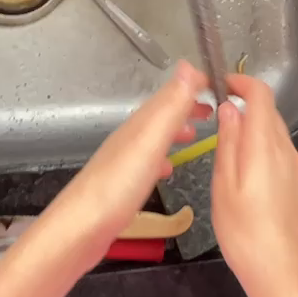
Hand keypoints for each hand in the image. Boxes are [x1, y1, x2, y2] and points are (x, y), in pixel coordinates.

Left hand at [33, 62, 210, 265]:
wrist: (80, 230)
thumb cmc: (118, 185)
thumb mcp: (150, 141)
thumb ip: (170, 106)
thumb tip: (188, 66)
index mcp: (142, 123)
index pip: (172, 92)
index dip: (194, 84)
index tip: (217, 83)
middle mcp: (132, 135)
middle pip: (164, 112)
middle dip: (188, 106)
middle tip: (213, 110)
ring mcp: (125, 159)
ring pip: (156, 135)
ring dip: (177, 129)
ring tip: (196, 134)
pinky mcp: (121, 184)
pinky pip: (148, 161)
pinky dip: (163, 157)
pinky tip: (166, 170)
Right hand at [211, 73, 297, 296]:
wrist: (284, 277)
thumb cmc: (246, 234)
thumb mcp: (224, 186)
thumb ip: (227, 142)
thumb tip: (229, 108)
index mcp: (265, 145)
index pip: (261, 94)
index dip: (241, 81)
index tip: (220, 83)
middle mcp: (286, 150)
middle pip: (268, 111)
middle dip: (243, 103)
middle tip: (214, 113)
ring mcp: (295, 167)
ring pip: (274, 131)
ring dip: (251, 125)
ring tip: (224, 141)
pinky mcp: (297, 184)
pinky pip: (278, 151)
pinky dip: (260, 145)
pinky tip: (243, 169)